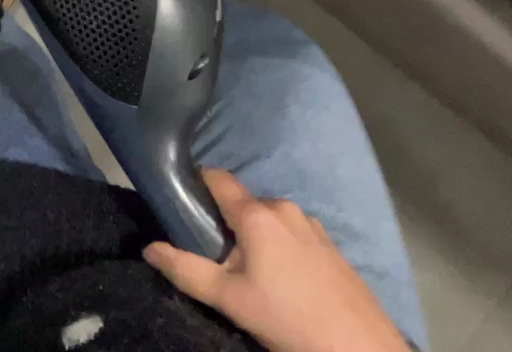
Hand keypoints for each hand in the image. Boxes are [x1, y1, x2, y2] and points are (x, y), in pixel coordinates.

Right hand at [143, 169, 410, 351]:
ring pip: (270, 220)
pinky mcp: (333, 247)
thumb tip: (148, 248)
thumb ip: (187, 271)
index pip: (217, 177)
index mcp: (257, 214)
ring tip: (253, 275)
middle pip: (243, 203)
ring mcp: (313, 225)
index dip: (196, 182)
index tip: (181, 201)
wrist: (363, 351)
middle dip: (226, 223)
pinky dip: (281, 248)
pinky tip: (285, 283)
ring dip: (256, 238)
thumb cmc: (289, 320)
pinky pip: (294, 234)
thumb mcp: (230, 301)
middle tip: (218, 258)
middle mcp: (285, 208)